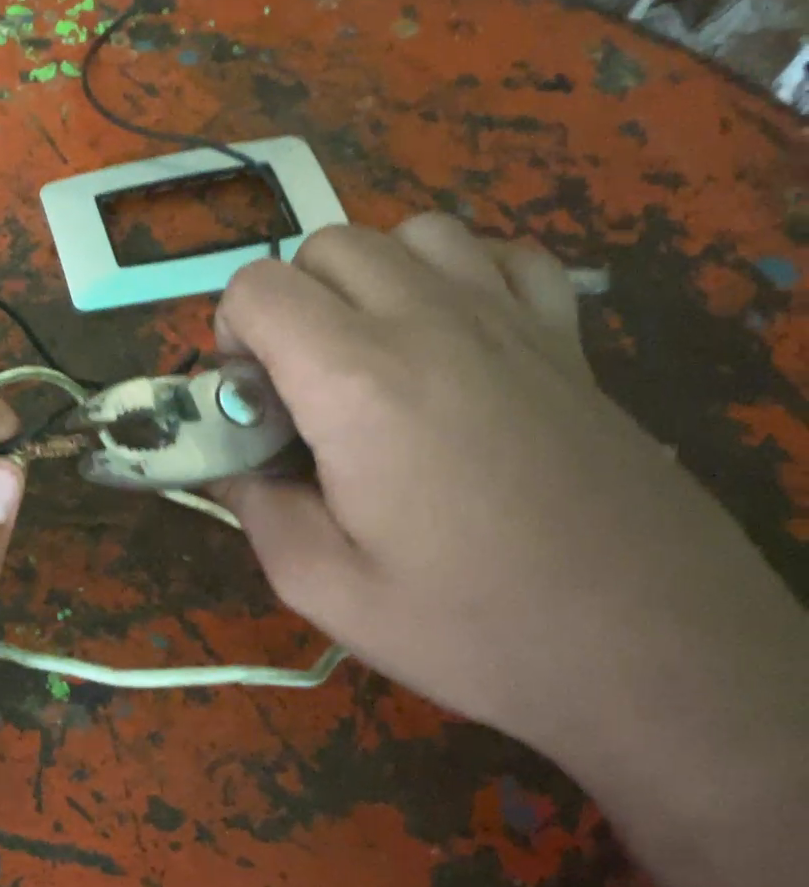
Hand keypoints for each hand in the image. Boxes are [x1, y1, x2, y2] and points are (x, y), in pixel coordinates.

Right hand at [211, 214, 803, 756]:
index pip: (257, 287)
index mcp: (355, 384)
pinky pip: (502, 255)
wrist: (657, 652)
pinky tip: (450, 337)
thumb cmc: (471, 625)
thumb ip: (253, 506)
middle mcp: (429, 326)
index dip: (230, 337)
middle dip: (288, 303)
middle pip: (326, 246)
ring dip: (367, 279)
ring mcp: (511, 322)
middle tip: (297, 387)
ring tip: (367, 356)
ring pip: (411, 234)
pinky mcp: (568, 340)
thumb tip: (228, 461)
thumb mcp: (320, 586)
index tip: (251, 402)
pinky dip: (458, 274)